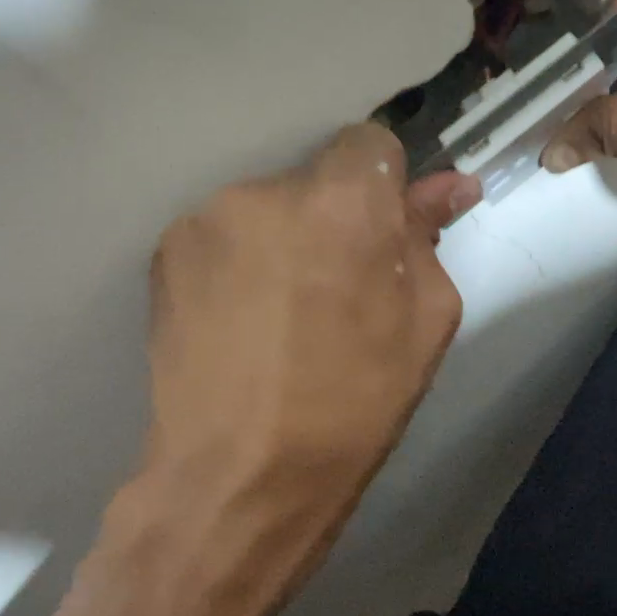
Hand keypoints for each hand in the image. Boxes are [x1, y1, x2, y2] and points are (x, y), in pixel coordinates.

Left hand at [113, 122, 479, 615]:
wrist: (245, 473)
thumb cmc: (359, 401)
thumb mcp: (426, 322)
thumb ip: (429, 239)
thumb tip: (450, 186)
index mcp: (345, 203)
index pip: (371, 143)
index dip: (387, 185)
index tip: (390, 233)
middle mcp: (267, 191)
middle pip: (319, 178)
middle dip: (340, 218)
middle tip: (349, 290)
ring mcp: (207, 220)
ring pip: (271, 208)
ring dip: (292, 241)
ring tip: (295, 317)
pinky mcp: (166, 254)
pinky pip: (229, 237)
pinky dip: (248, 264)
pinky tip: (253, 324)